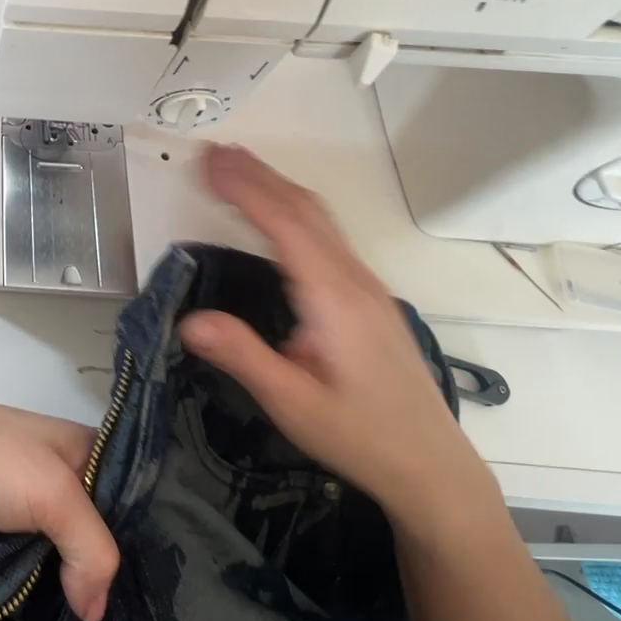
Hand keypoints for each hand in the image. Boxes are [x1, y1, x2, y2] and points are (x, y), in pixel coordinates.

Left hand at [0, 388, 119, 620]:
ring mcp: (21, 485)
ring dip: (60, 572)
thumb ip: (91, 551)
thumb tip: (93, 610)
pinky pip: (23, 544)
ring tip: (75, 613)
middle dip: (95, 563)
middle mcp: (58, 463)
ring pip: (56, 538)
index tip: (142, 588)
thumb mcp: (55, 496)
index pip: (129, 496)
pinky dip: (29, 567)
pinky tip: (38, 596)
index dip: (136, 539)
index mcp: (83, 444)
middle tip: (103, 609)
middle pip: (93, 522)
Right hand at [178, 144, 491, 530]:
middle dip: (260, 176)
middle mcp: (355, 281)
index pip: (287, 226)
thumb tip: (187, 319)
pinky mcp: (368, 299)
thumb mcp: (292, 403)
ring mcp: (367, 287)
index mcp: (334, 299)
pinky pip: (326, 236)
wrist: (433, 468)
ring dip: (277, 188)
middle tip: (213, 153)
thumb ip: (242, 356)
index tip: (210, 162)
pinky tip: (276, 215)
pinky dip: (292, 210)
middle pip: (306, 211)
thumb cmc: (361, 436)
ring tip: (237, 169)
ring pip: (320, 220)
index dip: (248, 189)